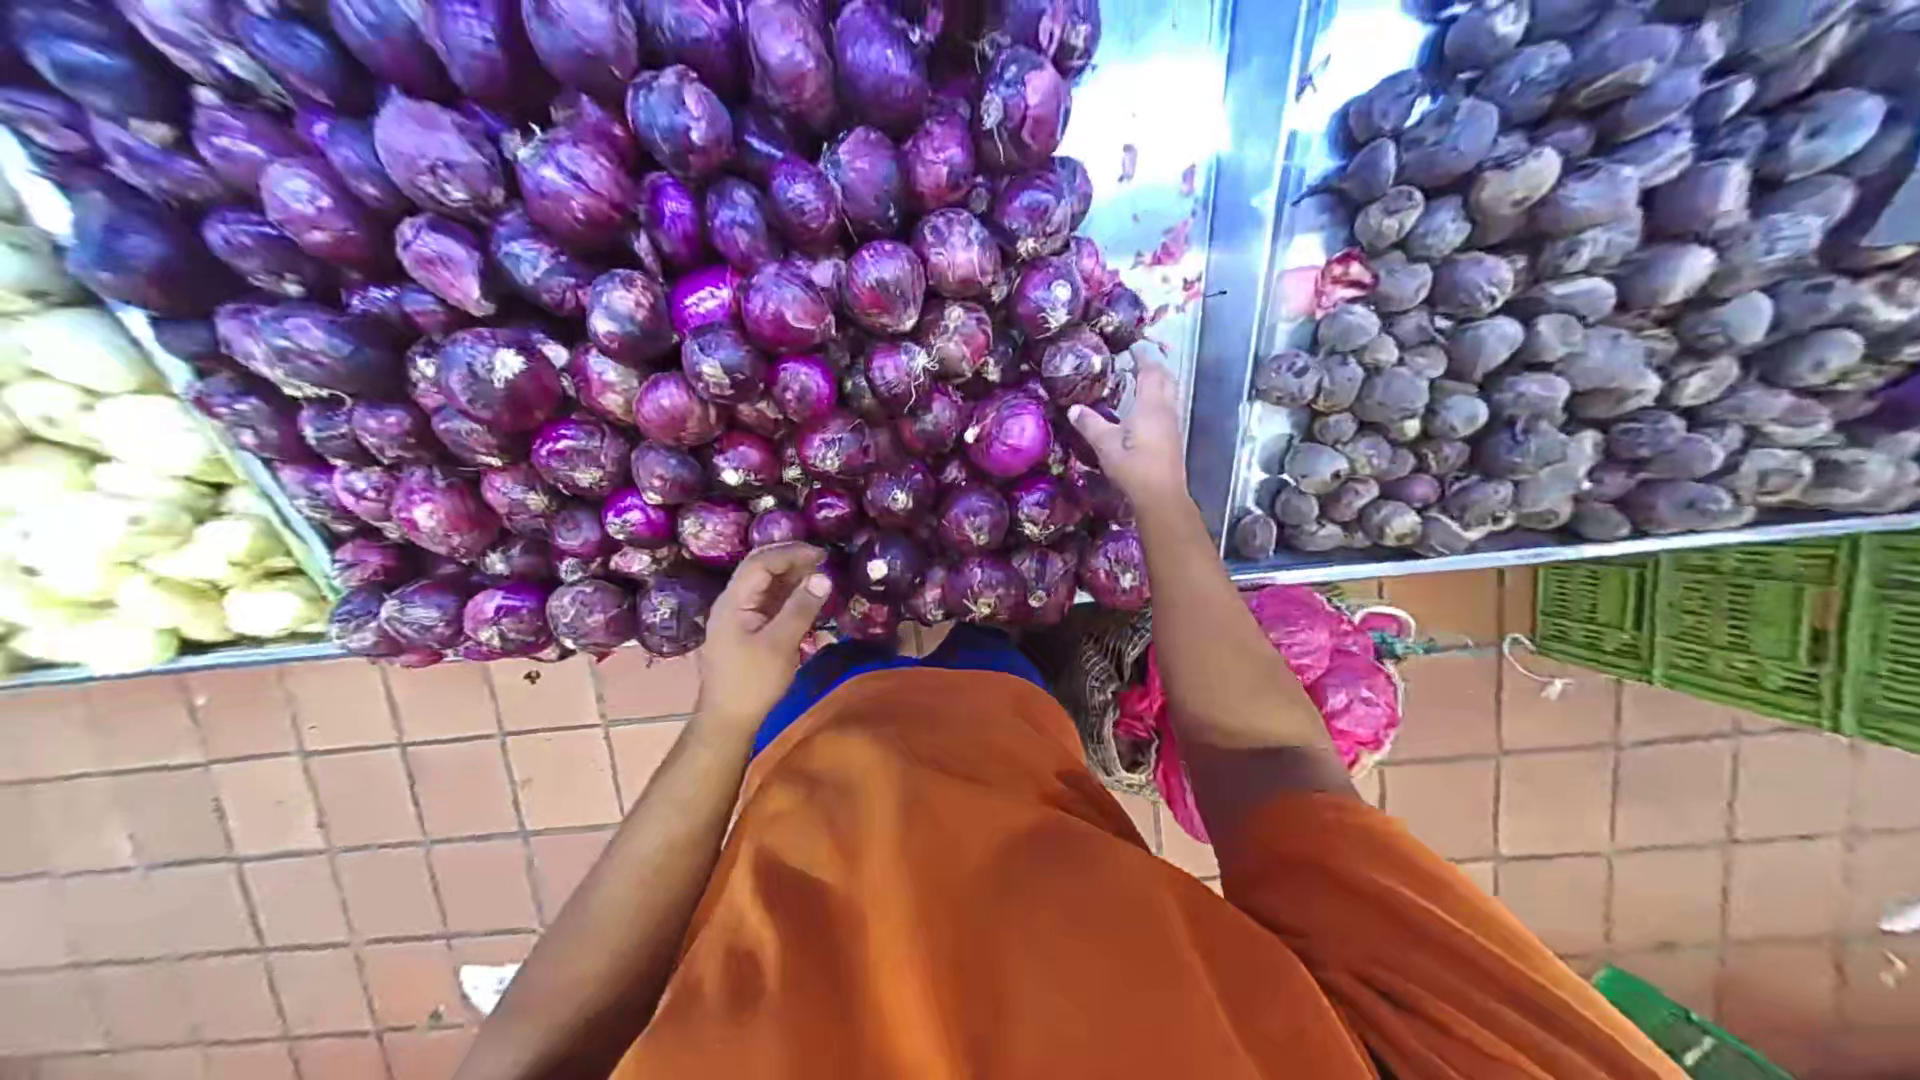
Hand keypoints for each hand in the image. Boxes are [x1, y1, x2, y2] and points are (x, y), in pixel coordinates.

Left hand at [694, 543, 833, 732]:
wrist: (728, 720)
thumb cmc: (752, 682)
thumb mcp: (780, 644)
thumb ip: (801, 608)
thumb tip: (823, 576)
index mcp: (733, 602)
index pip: (760, 563)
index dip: (790, 553)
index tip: (820, 556)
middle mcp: (732, 603)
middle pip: (760, 569)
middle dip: (791, 560)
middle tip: (822, 561)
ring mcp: (739, 617)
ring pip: (766, 585)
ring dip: (791, 577)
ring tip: (820, 576)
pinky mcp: (747, 630)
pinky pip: (769, 602)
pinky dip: (789, 595)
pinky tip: (807, 598)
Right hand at [1069, 358, 1186, 509]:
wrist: (1161, 497)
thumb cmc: (1133, 467)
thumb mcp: (1105, 445)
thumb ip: (1090, 424)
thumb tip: (1074, 408)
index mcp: (1150, 406)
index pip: (1150, 372)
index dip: (1143, 357)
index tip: (1134, 347)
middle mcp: (1166, 411)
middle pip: (1166, 380)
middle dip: (1155, 367)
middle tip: (1140, 361)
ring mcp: (1173, 426)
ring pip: (1170, 394)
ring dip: (1159, 384)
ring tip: (1143, 382)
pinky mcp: (1173, 440)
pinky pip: (1168, 410)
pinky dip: (1159, 401)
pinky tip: (1147, 412)